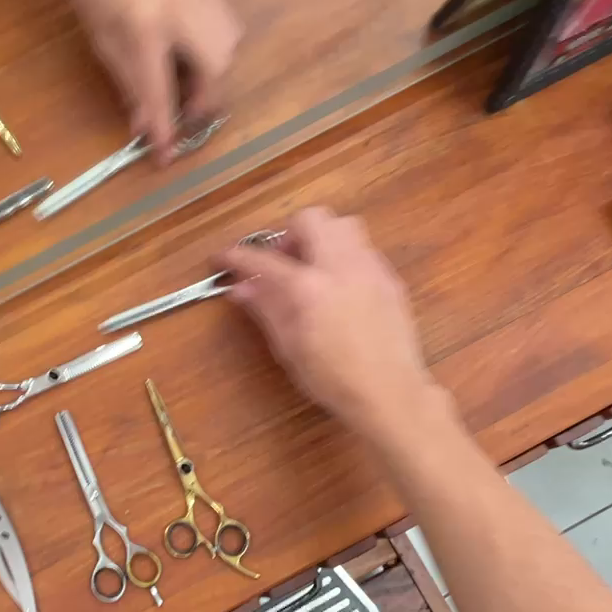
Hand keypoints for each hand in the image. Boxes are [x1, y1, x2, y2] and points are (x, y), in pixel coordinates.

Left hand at [58, 0, 240, 161]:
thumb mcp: (103, 41)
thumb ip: (129, 84)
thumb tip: (145, 125)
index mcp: (147, 27)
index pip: (161, 94)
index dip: (164, 131)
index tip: (166, 158)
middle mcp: (185, 9)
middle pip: (216, 69)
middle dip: (202, 100)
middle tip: (180, 114)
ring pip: (228, 47)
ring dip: (210, 75)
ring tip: (185, 84)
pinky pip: (224, 26)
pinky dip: (211, 50)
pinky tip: (189, 52)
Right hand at [220, 207, 450, 442]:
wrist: (389, 392)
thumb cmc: (333, 379)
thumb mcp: (289, 348)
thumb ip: (266, 310)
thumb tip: (241, 288)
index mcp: (309, 288)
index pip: (264, 259)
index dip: (236, 257)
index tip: (222, 258)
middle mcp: (341, 267)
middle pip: (311, 219)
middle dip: (288, 234)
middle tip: (279, 263)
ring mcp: (369, 268)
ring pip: (343, 225)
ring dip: (320, 238)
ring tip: (309, 269)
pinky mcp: (389, 278)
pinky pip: (362, 249)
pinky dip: (341, 257)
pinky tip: (336, 288)